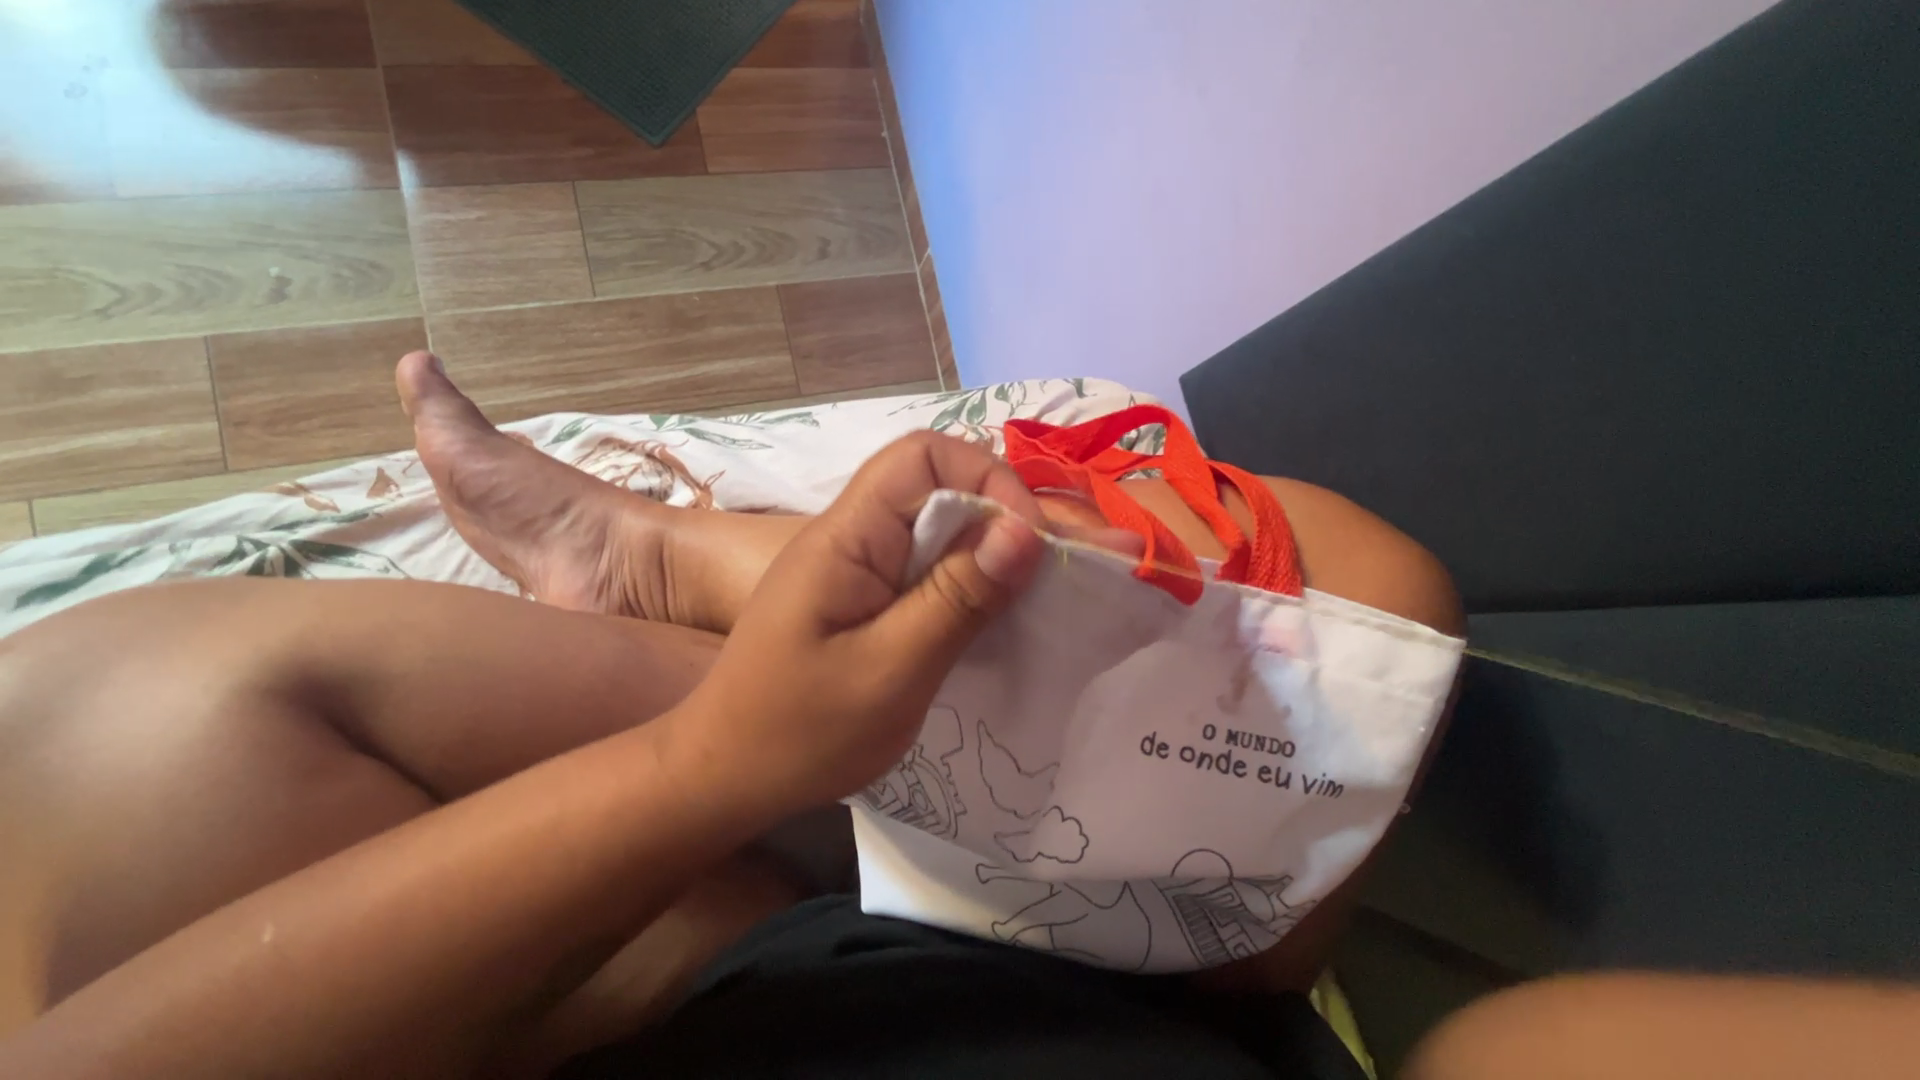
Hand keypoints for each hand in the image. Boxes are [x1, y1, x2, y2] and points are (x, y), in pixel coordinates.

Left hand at [670, 432, 1046, 811]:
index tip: (1032, 543)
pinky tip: (1005, 615)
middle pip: (941, 489)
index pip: (924, 457)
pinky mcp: (868, 600)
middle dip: (1010, 517)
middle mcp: (854, 537)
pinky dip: (973, 585)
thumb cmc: (800, 733)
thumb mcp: (889, 671)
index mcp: (847, 537)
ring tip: (1051, 590)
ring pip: (942, 531)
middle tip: (1071, 568)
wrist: (728, 776)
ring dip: (997, 554)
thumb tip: (1025, 531)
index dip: (988, 480)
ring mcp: (860, 569)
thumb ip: (956, 598)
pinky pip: (930, 571)